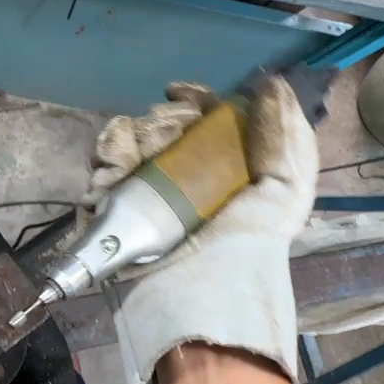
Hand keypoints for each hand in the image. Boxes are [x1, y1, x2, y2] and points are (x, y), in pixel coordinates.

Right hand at [105, 77, 317, 383]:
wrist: (198, 299)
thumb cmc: (244, 248)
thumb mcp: (284, 193)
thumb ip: (283, 139)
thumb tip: (272, 84)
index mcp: (220, 171)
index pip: (198, 120)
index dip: (191, 99)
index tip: (181, 93)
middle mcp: (179, 178)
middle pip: (157, 125)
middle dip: (161, 121)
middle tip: (167, 132)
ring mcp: (143, 195)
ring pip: (124, 142)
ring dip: (129, 140)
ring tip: (139, 156)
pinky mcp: (112, 212)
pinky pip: (99, 171)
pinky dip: (104, 163)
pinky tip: (114, 171)